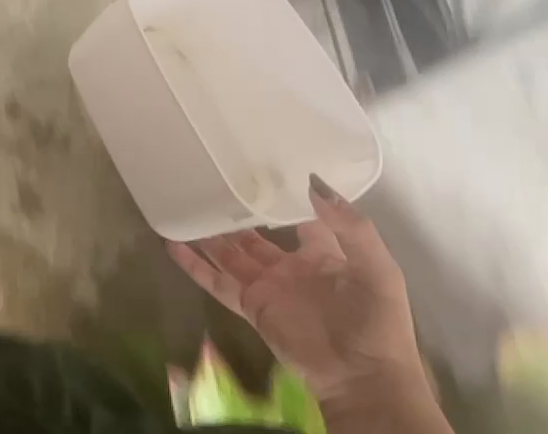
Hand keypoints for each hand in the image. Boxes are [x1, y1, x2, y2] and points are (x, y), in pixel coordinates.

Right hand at [167, 176, 422, 404]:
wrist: (362, 379)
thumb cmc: (375, 321)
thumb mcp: (377, 268)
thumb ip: (350, 225)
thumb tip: (311, 181)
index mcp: (324, 255)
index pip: (298, 219)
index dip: (279, 197)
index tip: (255, 169)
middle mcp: (290, 267)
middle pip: (253, 234)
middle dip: (233, 214)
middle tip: (206, 184)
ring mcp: (267, 288)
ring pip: (229, 253)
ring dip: (207, 234)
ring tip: (182, 206)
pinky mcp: (251, 307)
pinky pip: (216, 282)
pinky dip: (193, 266)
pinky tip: (171, 245)